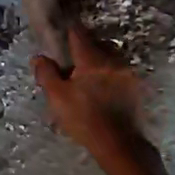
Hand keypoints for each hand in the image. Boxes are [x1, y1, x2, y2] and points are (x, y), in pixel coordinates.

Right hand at [33, 25, 143, 158]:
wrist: (120, 144)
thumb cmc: (85, 119)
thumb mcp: (58, 97)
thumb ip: (47, 73)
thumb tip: (39, 57)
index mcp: (92, 58)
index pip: (78, 33)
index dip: (67, 30)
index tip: (59, 31)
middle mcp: (113, 59)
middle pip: (96, 43)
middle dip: (82, 48)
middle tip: (69, 61)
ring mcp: (128, 73)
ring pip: (109, 57)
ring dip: (96, 61)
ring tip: (84, 78)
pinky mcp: (135, 87)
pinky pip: (118, 71)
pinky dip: (107, 74)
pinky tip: (99, 90)